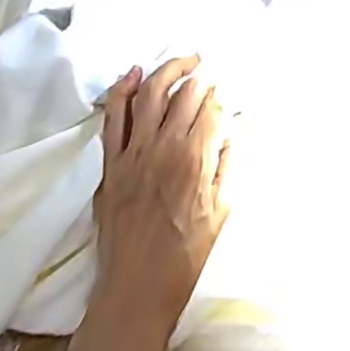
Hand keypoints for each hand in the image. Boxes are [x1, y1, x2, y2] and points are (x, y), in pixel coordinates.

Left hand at [68, 56, 230, 350]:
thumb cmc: (184, 257)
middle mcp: (163, 147)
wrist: (136, 290)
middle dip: (200, 78)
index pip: (211, 108)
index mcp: (194, 160)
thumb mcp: (221, 212)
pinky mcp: (111, 160)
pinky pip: (113, 115)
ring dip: (168, 69)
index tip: (225, 94)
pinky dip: (121, 89)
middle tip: (208, 72)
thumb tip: (238, 128)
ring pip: (149, 93)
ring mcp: (133, 151)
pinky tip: (133, 72)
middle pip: (184, 94)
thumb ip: (229, 164)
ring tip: (184, 60)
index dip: (220, 97)